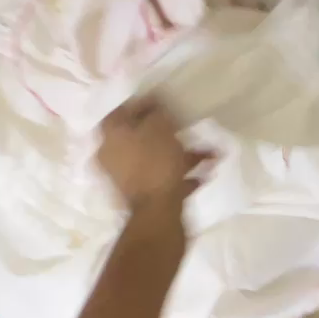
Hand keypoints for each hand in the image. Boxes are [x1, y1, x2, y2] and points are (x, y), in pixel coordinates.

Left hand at [96, 99, 208, 214]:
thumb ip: (158, 111)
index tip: (166, 104)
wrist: (158, 214)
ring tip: (209, 153)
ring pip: (156, 160)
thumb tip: (156, 103)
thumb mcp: (159, 126)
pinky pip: (164, 180)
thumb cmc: (156, 164)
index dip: (145, 104)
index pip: (123, 111)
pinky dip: (182, 175)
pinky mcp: (144, 199)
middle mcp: (113, 157)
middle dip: (169, 133)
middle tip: (187, 128)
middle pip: (141, 138)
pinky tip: (204, 174)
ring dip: (183, 155)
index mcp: (109, 136)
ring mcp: (128, 181)